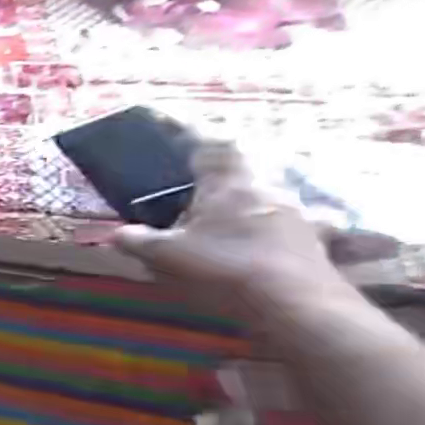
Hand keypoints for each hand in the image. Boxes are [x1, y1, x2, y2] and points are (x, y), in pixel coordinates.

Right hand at [112, 141, 349, 318]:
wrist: (295, 306)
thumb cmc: (223, 267)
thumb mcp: (162, 253)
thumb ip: (134, 239)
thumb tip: (117, 233)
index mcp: (231, 185)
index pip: (207, 145)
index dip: (182, 130)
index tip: (159, 118)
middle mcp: (267, 192)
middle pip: (239, 166)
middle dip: (212, 165)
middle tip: (184, 171)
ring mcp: (293, 216)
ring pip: (257, 194)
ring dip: (232, 196)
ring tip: (205, 209)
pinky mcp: (307, 241)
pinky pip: (273, 221)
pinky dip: (252, 224)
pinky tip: (239, 239)